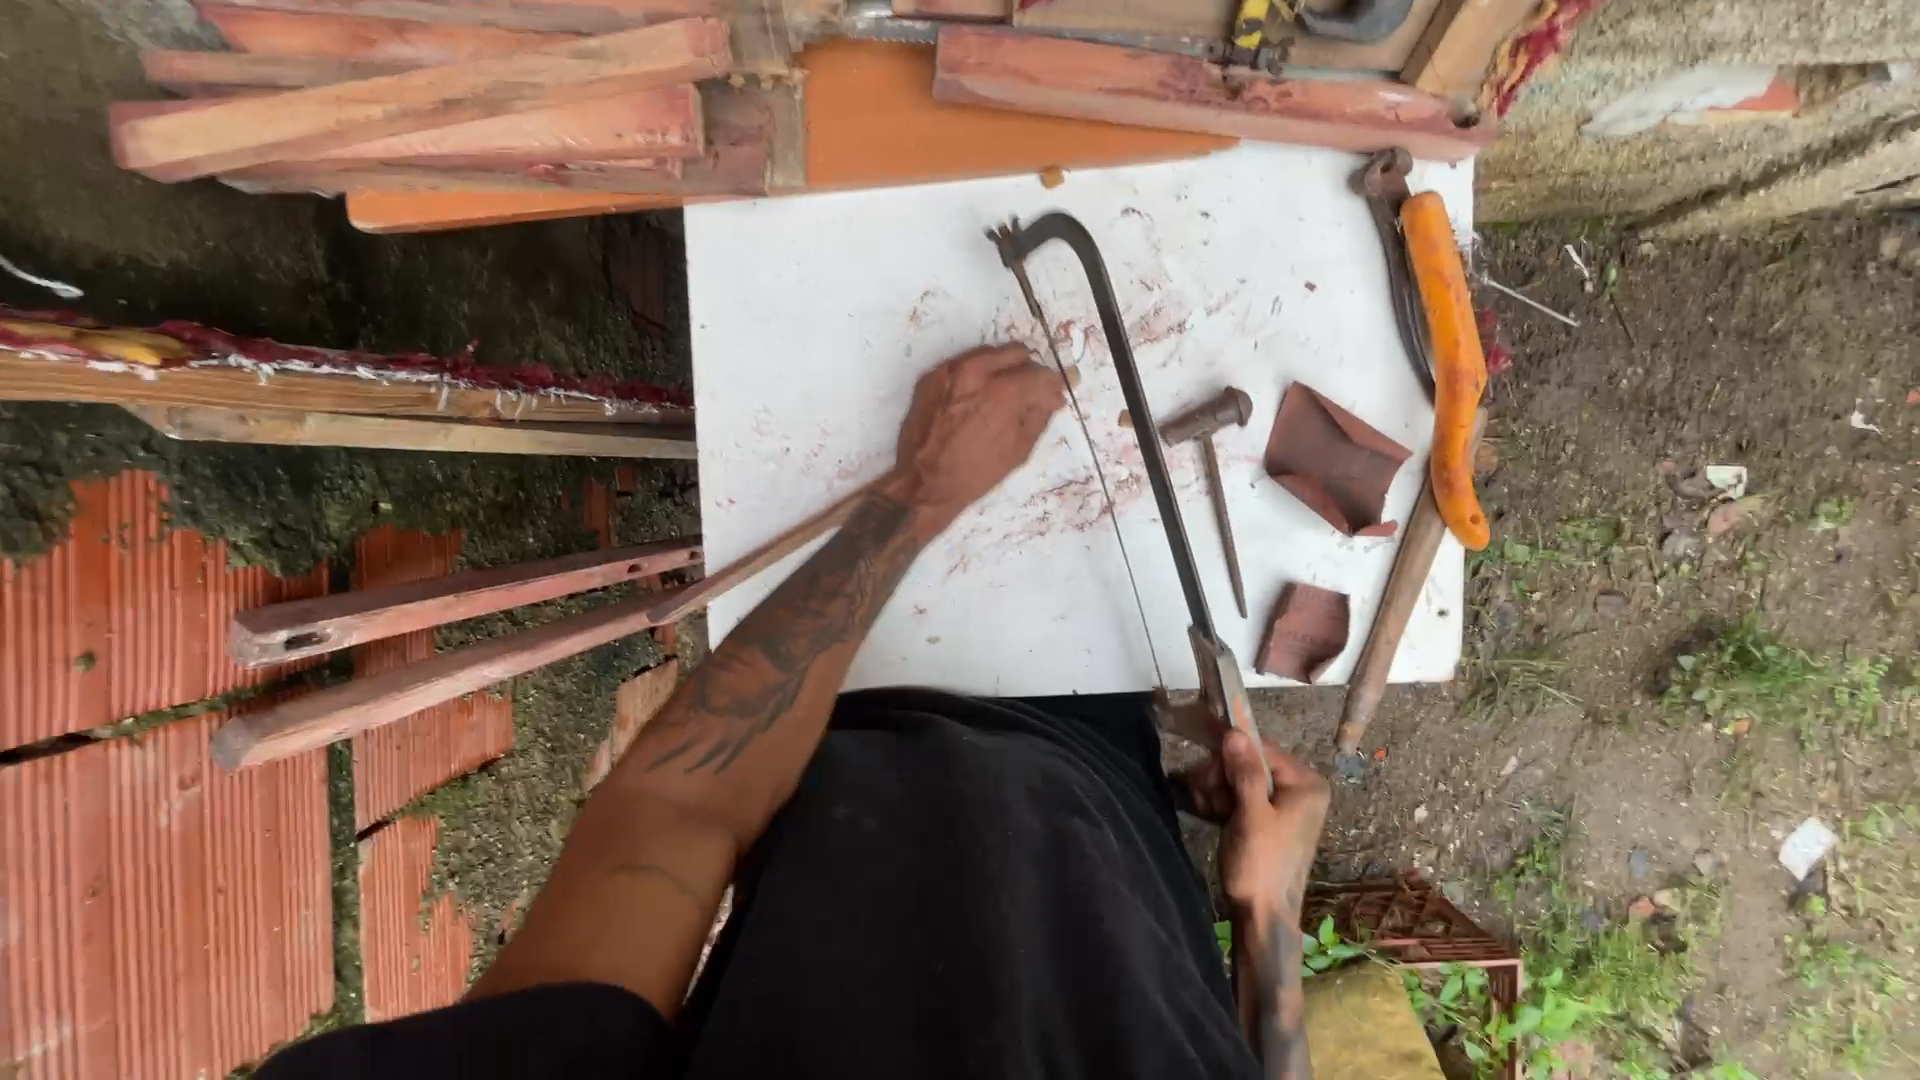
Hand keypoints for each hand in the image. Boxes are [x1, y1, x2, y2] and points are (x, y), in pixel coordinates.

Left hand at [883, 343, 1065, 537]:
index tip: (1060, 388)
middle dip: (1029, 370)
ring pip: (989, 353)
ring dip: (1003, 368)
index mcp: (1002, 392)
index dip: (1055, 382)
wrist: (924, 482)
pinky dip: (977, 375)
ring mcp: (951, 371)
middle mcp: (976, 371)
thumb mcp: (1018, 450)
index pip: (1041, 374)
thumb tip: (1055, 395)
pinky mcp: (933, 376)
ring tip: (1004, 395)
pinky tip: (977, 398)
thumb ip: (1040, 415)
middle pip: (1017, 352)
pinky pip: (964, 364)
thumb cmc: (975, 473)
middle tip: (1031, 392)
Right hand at [1183, 730, 1330, 918]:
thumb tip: (1234, 731)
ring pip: (1239, 776)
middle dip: (1221, 774)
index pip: (1262, 749)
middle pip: (1249, 761)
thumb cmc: (1261, 864)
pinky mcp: (1267, 816)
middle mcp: (1299, 788)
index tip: (1207, 776)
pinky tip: (1208, 810)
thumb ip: (1245, 772)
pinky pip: (1240, 793)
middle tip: (1204, 794)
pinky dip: (1222, 799)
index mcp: (1306, 784)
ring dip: (1216, 787)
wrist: (1261, 914)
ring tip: (1204, 806)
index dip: (1230, 758)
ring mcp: (1284, 803)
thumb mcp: (1252, 816)